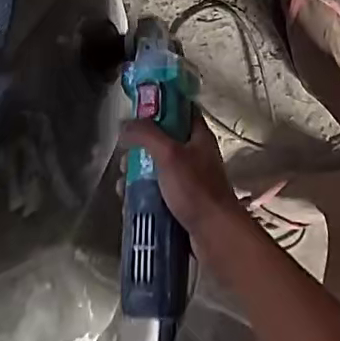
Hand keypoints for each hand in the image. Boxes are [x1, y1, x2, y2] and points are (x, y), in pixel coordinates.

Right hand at [119, 108, 244, 234]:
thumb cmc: (195, 189)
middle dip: (141, 146)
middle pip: (165, 139)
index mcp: (199, 136)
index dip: (161, 105)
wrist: (215, 235)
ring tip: (124, 181)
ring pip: (159, 166)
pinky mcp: (184, 201)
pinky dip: (144, 191)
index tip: (138, 110)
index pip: (181, 109)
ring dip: (139, 171)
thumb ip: (146, 134)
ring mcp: (190, 179)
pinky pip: (159, 189)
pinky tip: (129, 199)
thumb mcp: (168, 154)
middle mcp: (196, 154)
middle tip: (126, 154)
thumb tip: (125, 125)